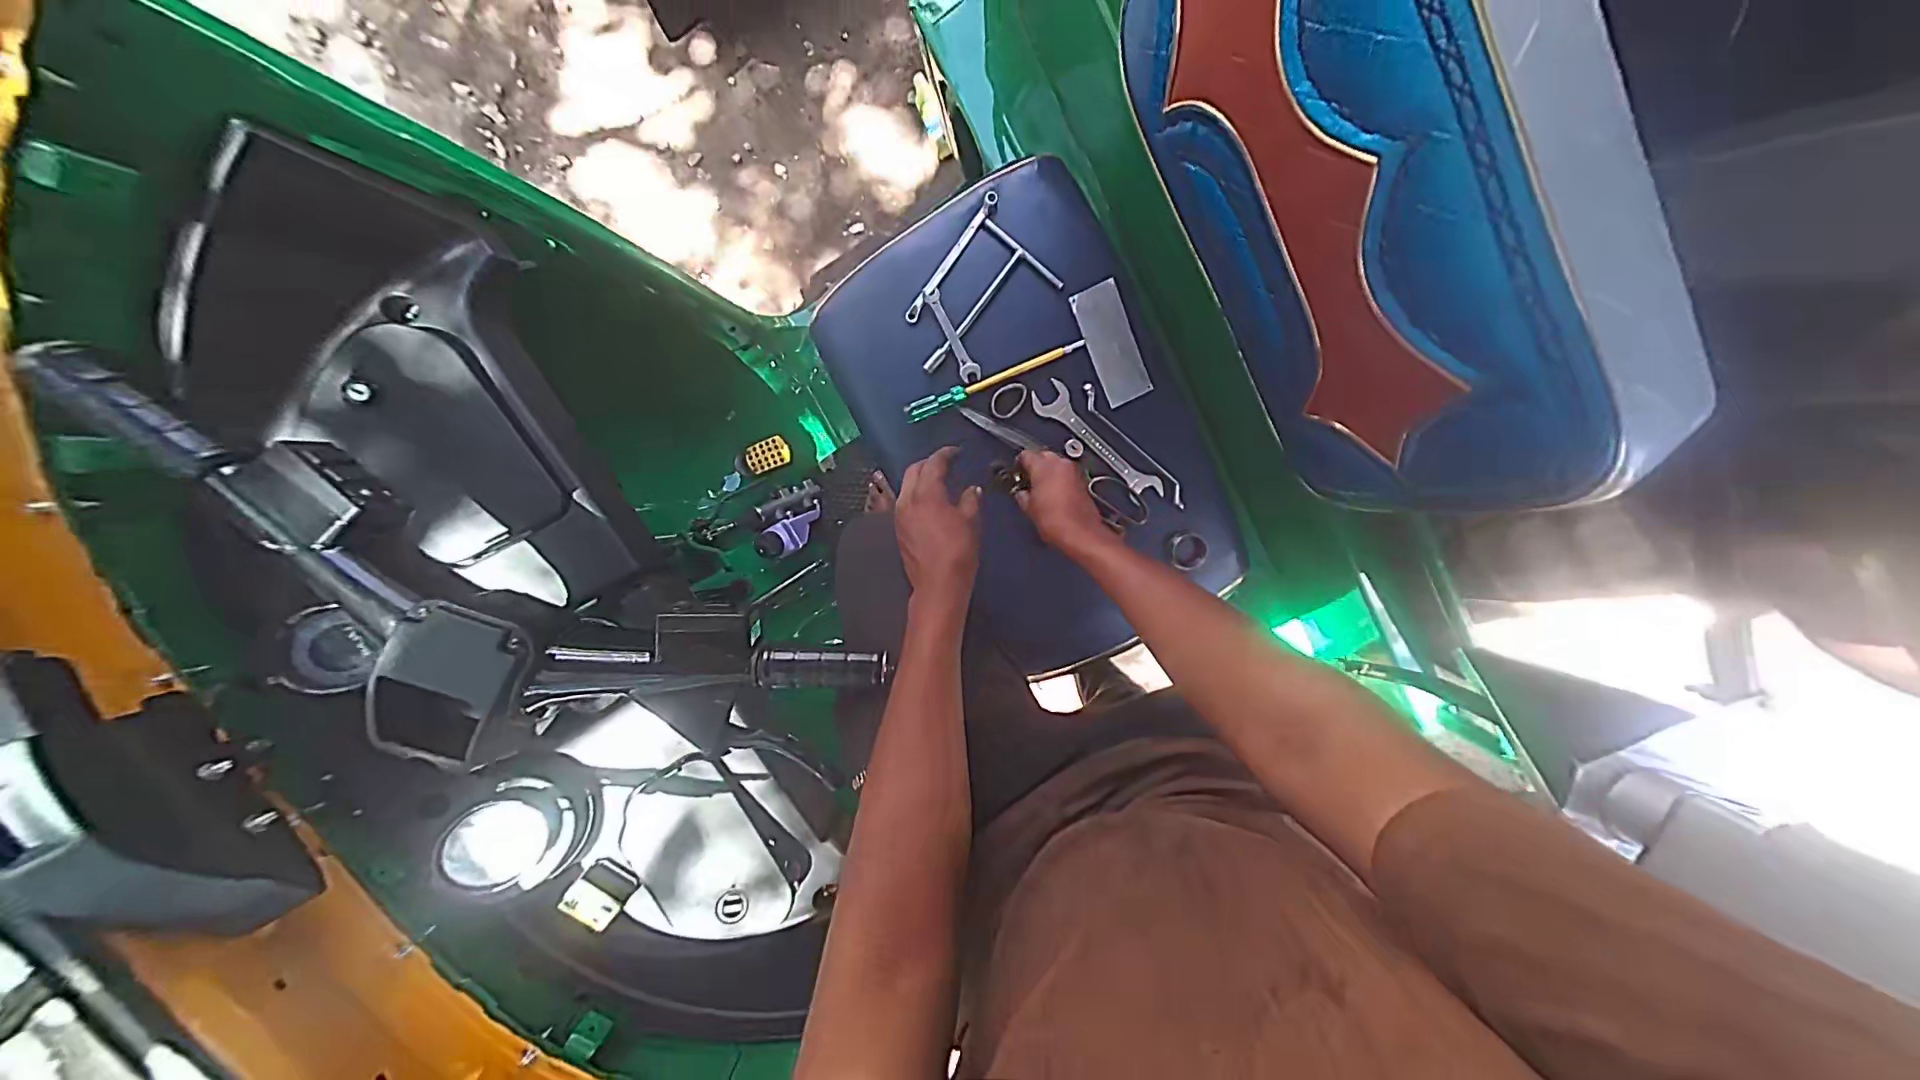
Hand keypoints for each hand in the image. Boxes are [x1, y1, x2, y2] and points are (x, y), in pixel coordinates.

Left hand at [895, 446, 981, 607]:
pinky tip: (930, 502)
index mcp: (926, 494)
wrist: (937, 585)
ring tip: (938, 481)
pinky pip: (905, 501)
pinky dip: (916, 494)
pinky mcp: (898, 529)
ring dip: (920, 478)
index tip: (956, 452)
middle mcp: (907, 500)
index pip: (934, 464)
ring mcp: (899, 515)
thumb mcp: (971, 522)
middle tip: (946, 464)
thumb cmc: (958, 552)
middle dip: (929, 463)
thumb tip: (971, 489)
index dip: (946, 454)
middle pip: (914, 470)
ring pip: (906, 486)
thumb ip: (970, 500)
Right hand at [1015, 450, 1118, 558]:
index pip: (1026, 455)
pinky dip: (1060, 480)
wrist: (1080, 533)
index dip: (1019, 463)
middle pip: (1043, 455)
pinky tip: (1055, 495)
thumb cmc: (1057, 522)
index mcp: (1043, 466)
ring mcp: (1074, 472)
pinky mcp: (1083, 481)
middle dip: (1036, 466)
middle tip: (1028, 480)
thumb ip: (1022, 496)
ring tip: (1042, 489)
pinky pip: (1067, 474)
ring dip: (1049, 472)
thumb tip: (1022, 494)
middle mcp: (1060, 464)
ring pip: (1057, 464)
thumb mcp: (1029, 509)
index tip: (1017, 471)